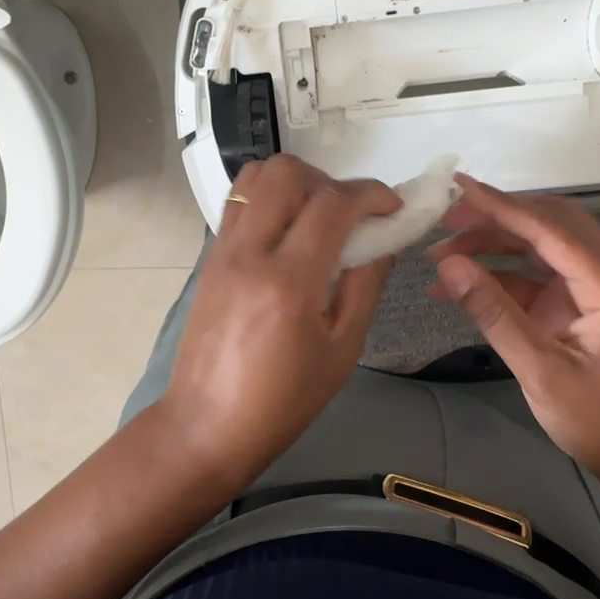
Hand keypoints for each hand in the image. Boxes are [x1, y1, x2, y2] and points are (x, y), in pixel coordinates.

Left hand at [159, 154, 400, 485]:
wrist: (206, 426)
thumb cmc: (282, 401)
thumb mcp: (341, 350)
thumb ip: (365, 286)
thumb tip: (383, 241)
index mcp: (289, 282)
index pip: (332, 204)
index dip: (372, 194)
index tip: (393, 207)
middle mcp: (249, 253)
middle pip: (286, 172)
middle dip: (329, 180)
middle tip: (349, 215)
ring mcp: (222, 251)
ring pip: (255, 177)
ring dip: (294, 184)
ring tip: (316, 220)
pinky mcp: (208, 258)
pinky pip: (238, 203)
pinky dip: (268, 200)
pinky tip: (287, 235)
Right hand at [427, 175, 599, 485]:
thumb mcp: (540, 371)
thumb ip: (494, 314)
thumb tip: (447, 266)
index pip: (550, 229)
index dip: (501, 206)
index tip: (456, 187)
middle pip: (549, 225)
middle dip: (495, 218)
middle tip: (444, 222)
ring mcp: (597, 290)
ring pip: (542, 247)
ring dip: (495, 245)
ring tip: (442, 255)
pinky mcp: (584, 307)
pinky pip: (539, 277)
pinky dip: (502, 277)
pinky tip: (461, 287)